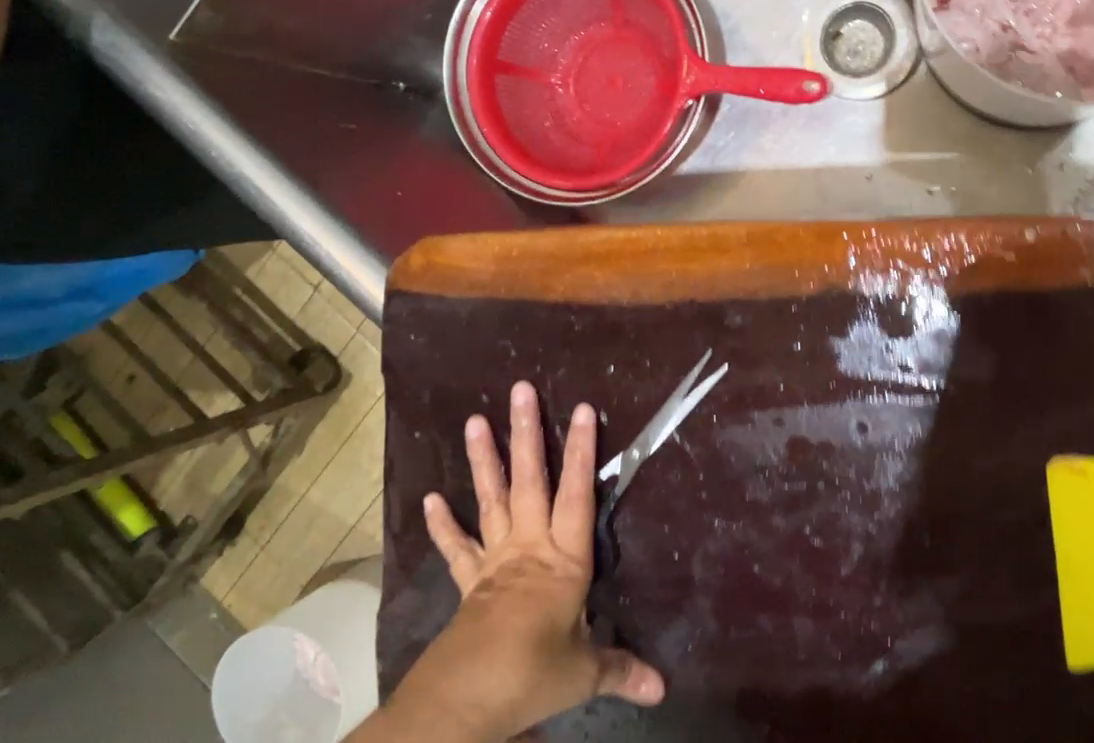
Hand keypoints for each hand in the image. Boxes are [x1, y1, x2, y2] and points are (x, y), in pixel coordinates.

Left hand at [385, 383, 662, 741]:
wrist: (461, 702)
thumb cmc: (531, 674)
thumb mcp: (584, 672)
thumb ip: (622, 671)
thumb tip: (663, 690)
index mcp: (564, 561)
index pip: (578, 496)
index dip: (582, 452)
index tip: (582, 409)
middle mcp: (529, 548)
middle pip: (530, 482)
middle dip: (527, 435)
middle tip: (519, 390)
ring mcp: (495, 563)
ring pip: (492, 501)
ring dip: (484, 462)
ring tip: (474, 421)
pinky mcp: (470, 584)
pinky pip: (457, 548)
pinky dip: (444, 525)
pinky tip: (429, 498)